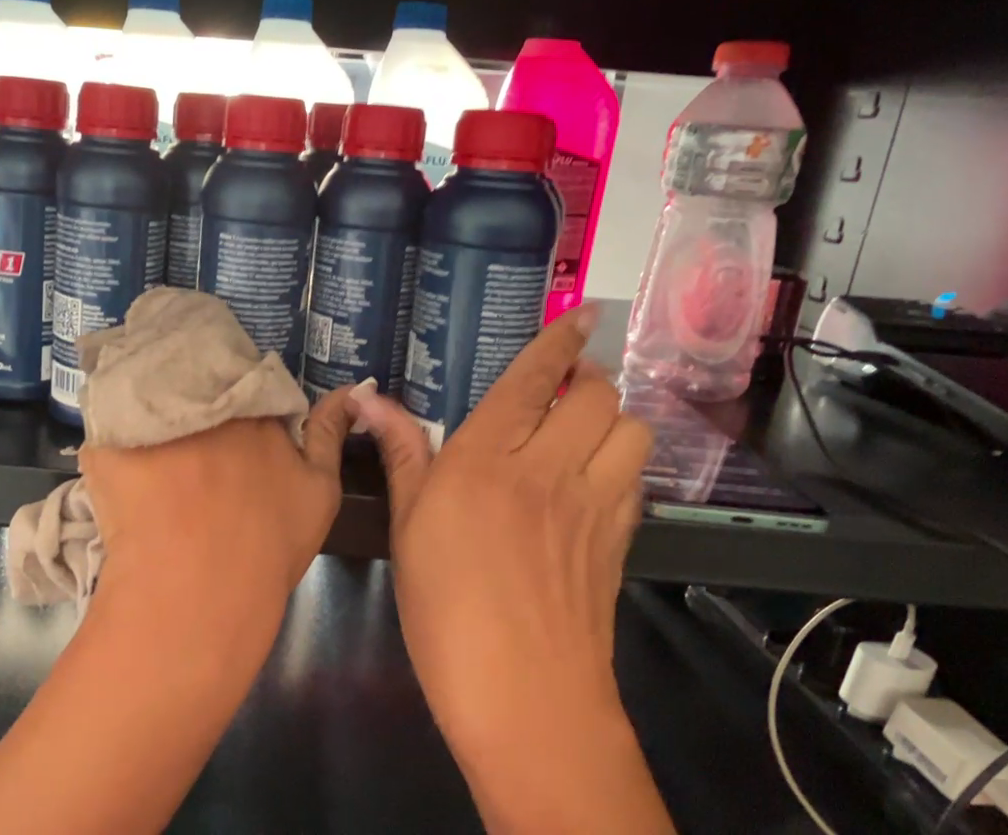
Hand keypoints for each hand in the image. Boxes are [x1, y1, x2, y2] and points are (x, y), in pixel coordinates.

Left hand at [0, 396, 359, 834]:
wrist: (200, 589)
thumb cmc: (268, 543)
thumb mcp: (319, 490)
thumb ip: (329, 433)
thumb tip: (352, 388)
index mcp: (252, 408)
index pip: (244, 382)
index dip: (236, 398)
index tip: (230, 417)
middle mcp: (201, 402)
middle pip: (194, 384)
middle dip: (191, 393)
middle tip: (187, 429)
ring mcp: (151, 421)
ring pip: (149, 399)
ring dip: (149, 406)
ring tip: (150, 435)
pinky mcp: (108, 444)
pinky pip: (107, 430)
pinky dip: (111, 439)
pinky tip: (116, 459)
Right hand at [351, 306, 669, 833]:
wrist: (524, 696)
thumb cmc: (445, 609)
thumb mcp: (408, 527)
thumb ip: (402, 454)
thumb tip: (370, 399)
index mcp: (486, 459)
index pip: (533, 379)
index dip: (561, 340)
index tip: (585, 312)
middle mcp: (547, 468)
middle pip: (598, 396)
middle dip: (588, 380)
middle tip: (562, 391)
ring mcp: (593, 505)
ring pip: (632, 431)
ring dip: (613, 421)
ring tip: (582, 434)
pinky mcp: (620, 540)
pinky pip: (636, 479)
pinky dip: (622, 465)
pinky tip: (594, 483)